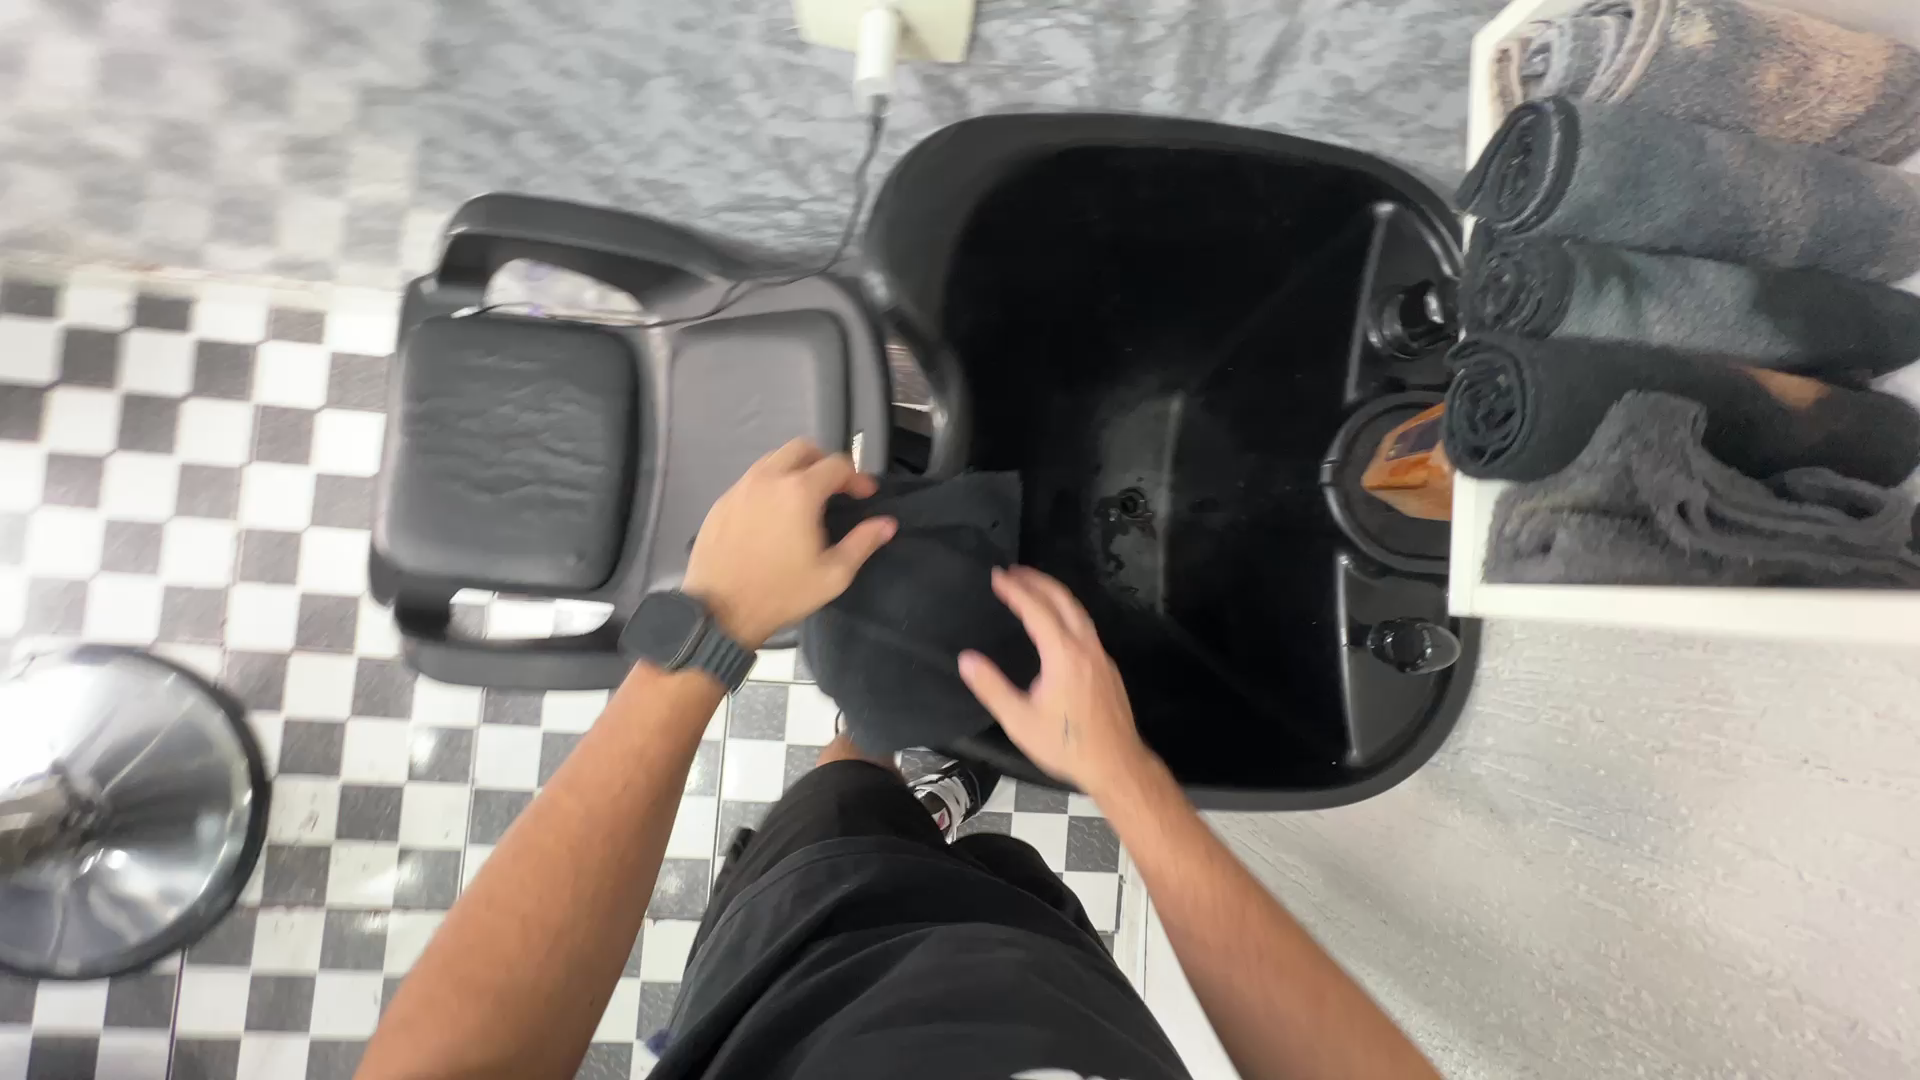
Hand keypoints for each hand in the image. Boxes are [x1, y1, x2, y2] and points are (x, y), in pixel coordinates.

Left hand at [682, 439, 896, 648]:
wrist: (719, 612)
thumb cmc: (781, 593)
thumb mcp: (833, 575)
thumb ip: (863, 543)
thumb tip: (887, 524)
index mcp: (799, 492)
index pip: (836, 464)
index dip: (857, 476)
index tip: (865, 494)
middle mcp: (768, 479)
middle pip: (802, 449)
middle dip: (824, 462)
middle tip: (836, 487)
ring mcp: (740, 488)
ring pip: (773, 460)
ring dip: (795, 470)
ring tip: (805, 500)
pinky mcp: (721, 502)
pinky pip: (751, 480)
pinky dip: (770, 486)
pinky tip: (774, 515)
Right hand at [957, 566, 1151, 795]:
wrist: (1116, 765)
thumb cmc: (1066, 745)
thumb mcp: (1020, 720)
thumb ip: (991, 687)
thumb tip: (966, 659)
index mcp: (1063, 654)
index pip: (1036, 610)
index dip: (1015, 590)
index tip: (997, 576)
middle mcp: (1085, 647)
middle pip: (1062, 600)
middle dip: (1037, 581)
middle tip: (1013, 571)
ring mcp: (1100, 656)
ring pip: (1078, 611)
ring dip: (1054, 594)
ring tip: (1032, 587)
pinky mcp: (1106, 667)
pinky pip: (1085, 626)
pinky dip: (1066, 611)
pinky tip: (1056, 622)